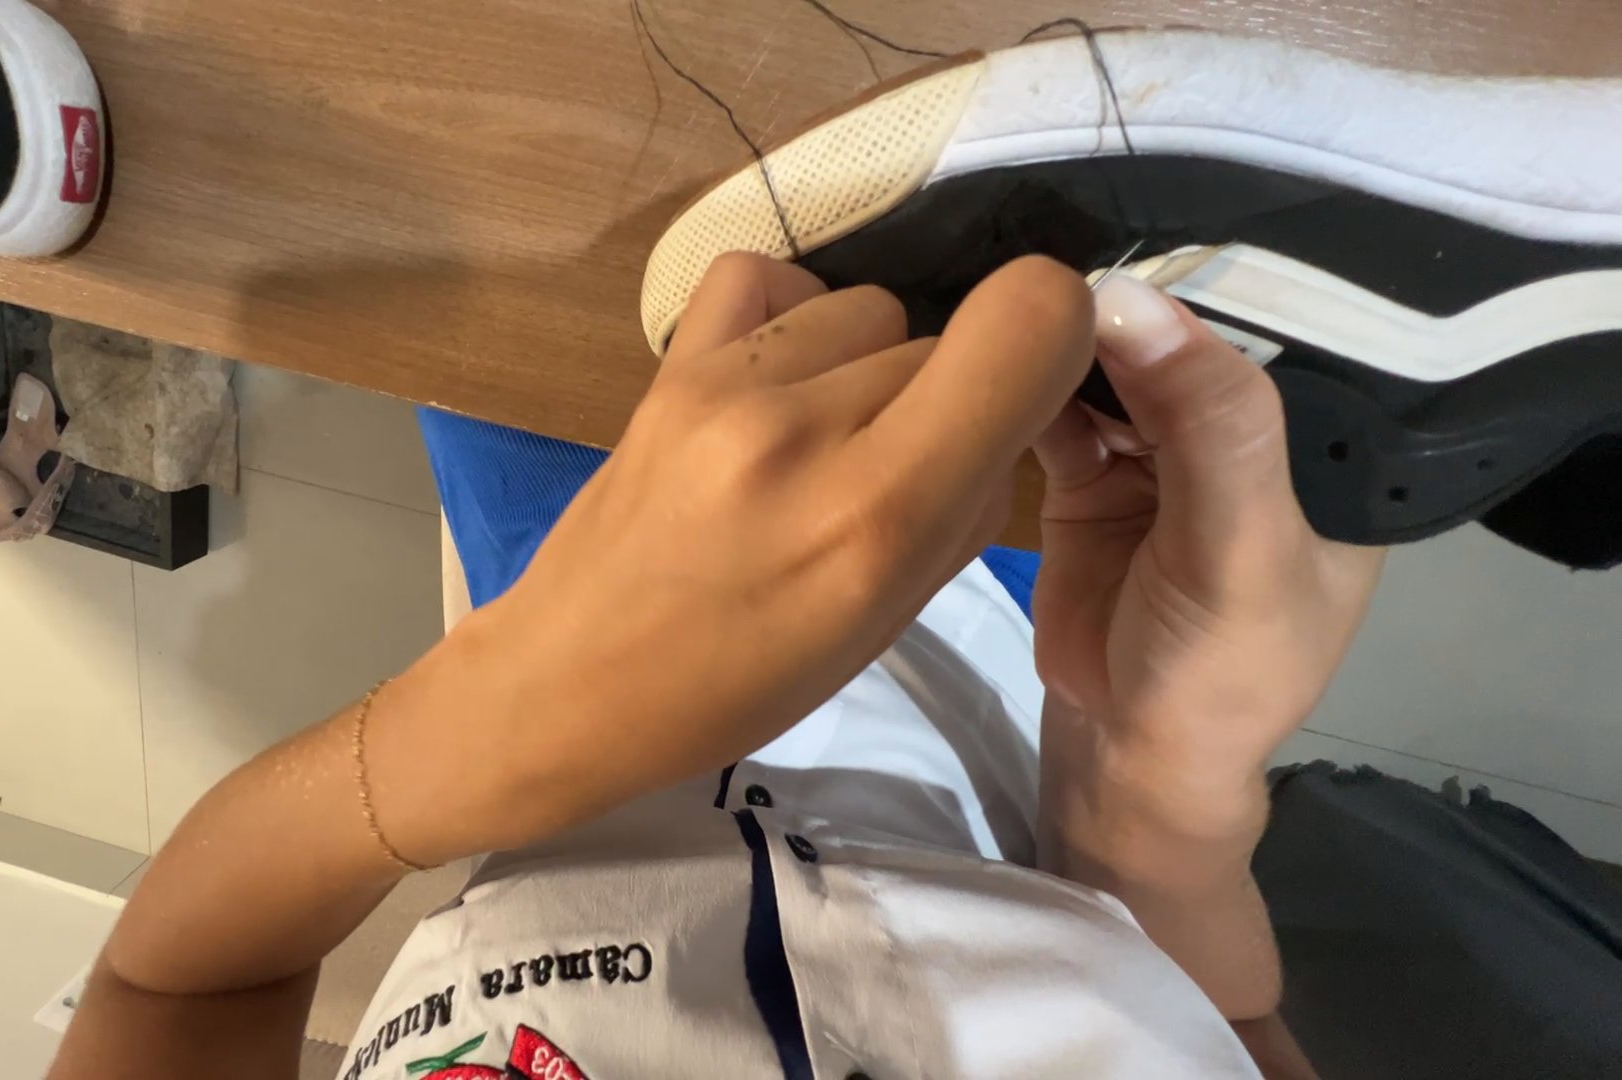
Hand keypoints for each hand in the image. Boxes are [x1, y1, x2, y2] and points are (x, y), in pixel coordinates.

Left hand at [376, 253, 1094, 861]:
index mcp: (876, 515)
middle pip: (941, 333)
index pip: (1027, 323)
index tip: (1015, 396)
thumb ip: (959, 512)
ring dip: (866, 368)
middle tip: (883, 471)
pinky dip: (792, 315)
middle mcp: (802, 429)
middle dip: (941, 397)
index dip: (1050, 341)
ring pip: (864, 309)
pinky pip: (762, 278)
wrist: (573, 679)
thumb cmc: (733, 686)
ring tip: (814, 439)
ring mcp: (722, 387)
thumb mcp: (880, 629)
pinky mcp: (665, 371)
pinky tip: (773, 379)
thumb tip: (994, 422)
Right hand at [1033, 275, 1385, 843]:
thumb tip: (1125, 299)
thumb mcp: (1237, 545)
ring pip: (1107, 378)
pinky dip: (1026, 397)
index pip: (1266, 337)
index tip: (1125, 232)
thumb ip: (1206, 424)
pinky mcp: (1085, 478)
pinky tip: (993, 365)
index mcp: (1313, 444)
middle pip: (1175, 349)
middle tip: (1041, 270)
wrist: (1126, 739)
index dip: (1204, 288)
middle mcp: (1231, 439)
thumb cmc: (1217, 662)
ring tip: (1007, 305)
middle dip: (1118, 314)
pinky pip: (1054, 420)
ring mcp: (1151, 457)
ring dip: (1063, 351)